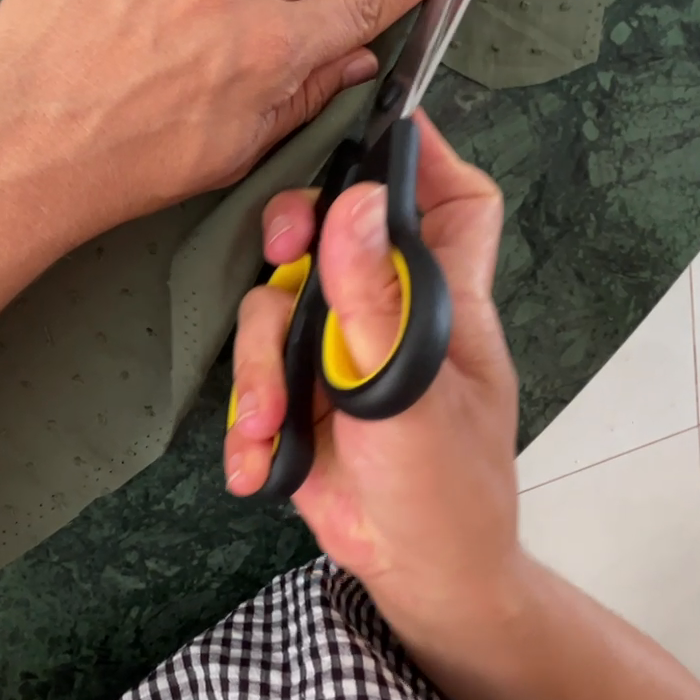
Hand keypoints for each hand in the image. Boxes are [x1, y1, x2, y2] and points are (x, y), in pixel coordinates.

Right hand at [225, 111, 520, 642]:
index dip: (423, 157)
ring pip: (271, 306)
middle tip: (276, 256)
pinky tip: (256, 459)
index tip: (379, 127)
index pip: (453, 201)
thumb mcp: (408, 394)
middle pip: (331, 232)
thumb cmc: (445, 490)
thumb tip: (357, 205)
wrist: (413, 572)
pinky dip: (247, 414)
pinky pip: (252, 371)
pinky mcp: (295, 387)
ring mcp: (334, 348)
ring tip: (269, 425)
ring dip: (258, 369)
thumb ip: (376, 303)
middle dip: (292, 239)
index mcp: (441, 298)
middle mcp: (385, 309)